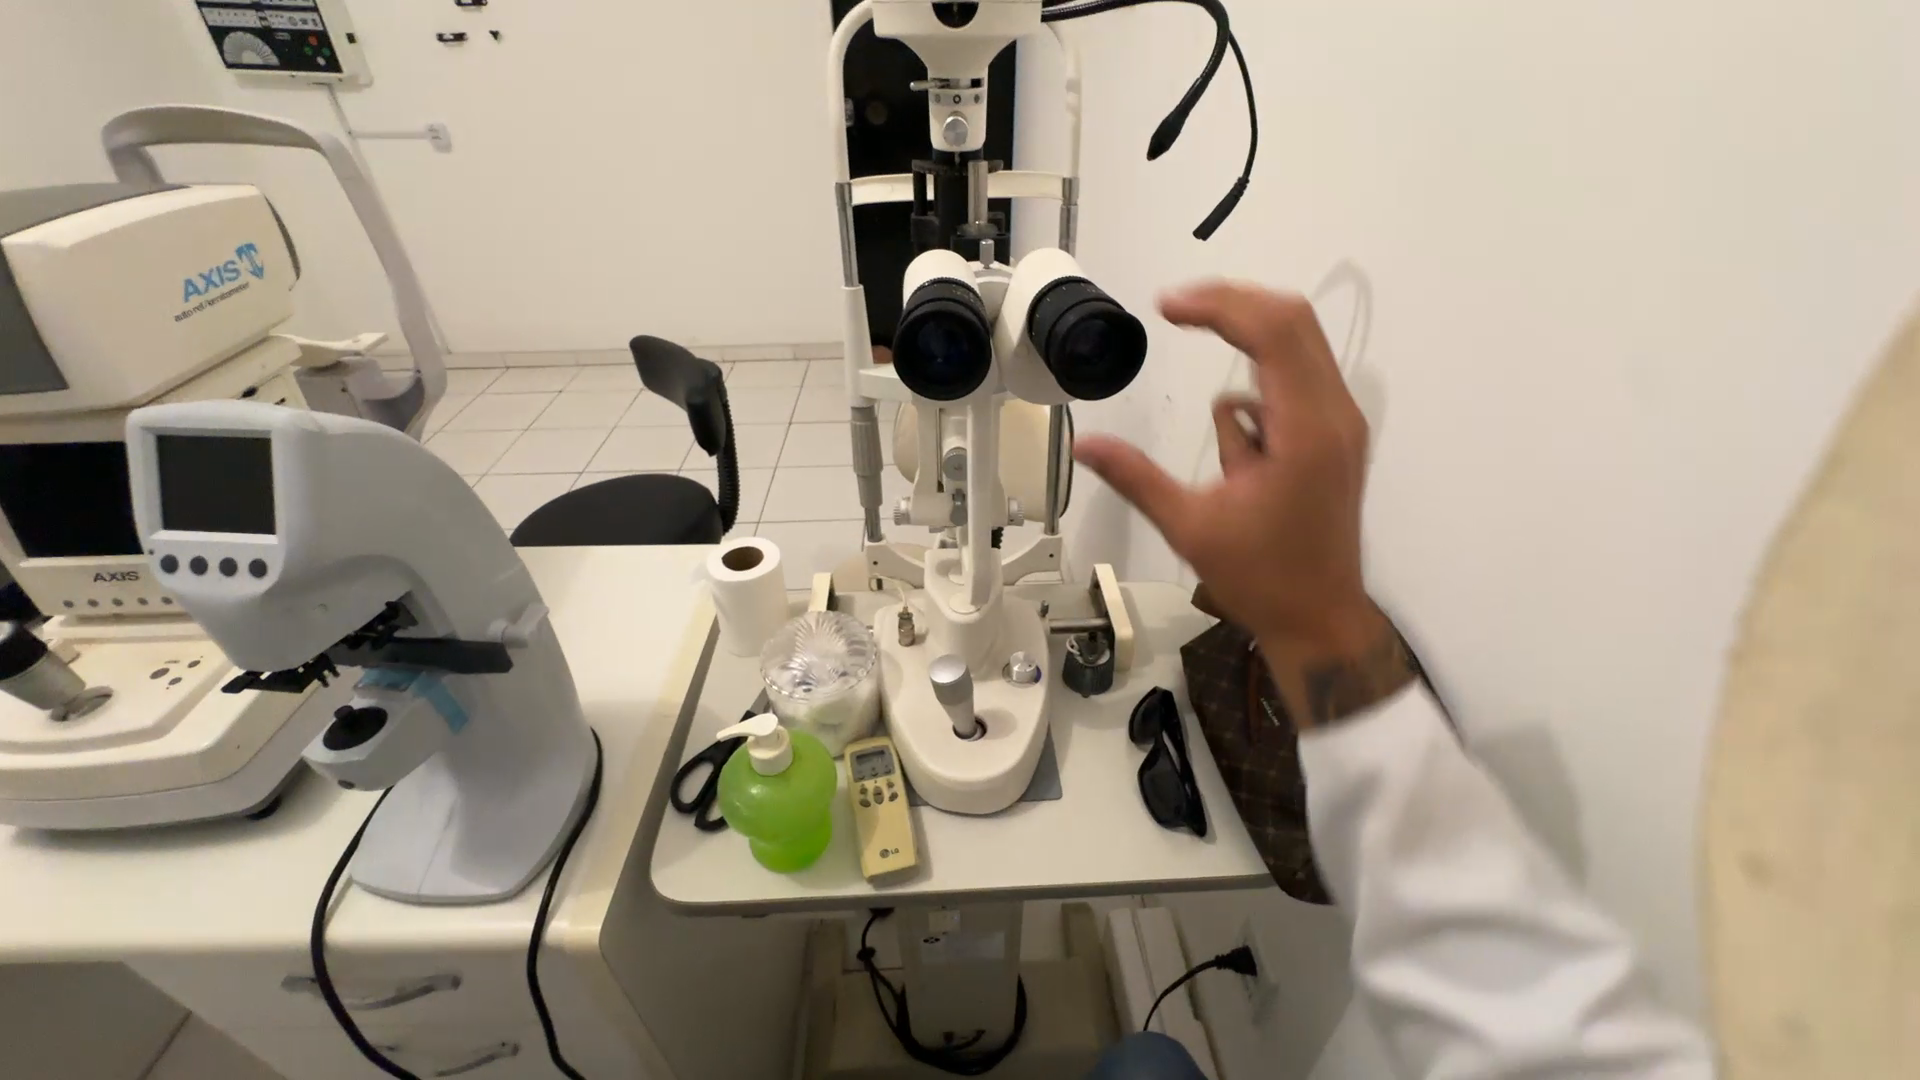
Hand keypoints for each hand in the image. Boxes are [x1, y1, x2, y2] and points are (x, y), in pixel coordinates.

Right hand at [1074, 281, 1410, 726]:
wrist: (1319, 619)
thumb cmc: (1260, 578)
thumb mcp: (1187, 526)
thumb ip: (1135, 477)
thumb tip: (1083, 444)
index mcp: (1306, 431)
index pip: (1272, 332)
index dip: (1218, 305)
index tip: (1166, 306)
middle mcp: (1334, 415)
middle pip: (1292, 321)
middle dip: (1232, 305)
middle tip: (1177, 306)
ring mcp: (1341, 425)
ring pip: (1298, 346)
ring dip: (1246, 346)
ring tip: (1199, 359)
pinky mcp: (1335, 437)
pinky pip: (1296, 382)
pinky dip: (1259, 386)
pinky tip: (1237, 445)